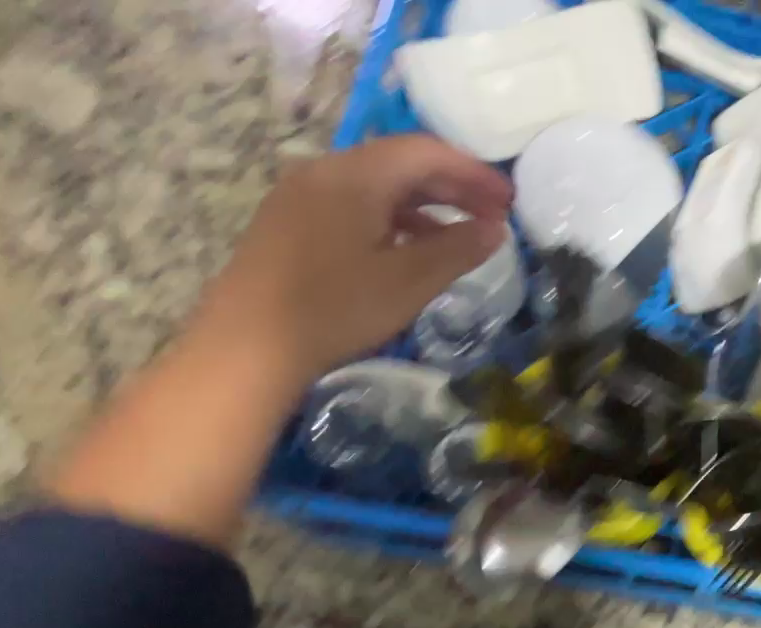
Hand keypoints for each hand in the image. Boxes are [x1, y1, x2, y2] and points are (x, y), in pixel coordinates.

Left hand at [188, 135, 514, 377]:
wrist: (251, 343)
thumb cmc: (336, 308)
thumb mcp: (408, 281)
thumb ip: (457, 249)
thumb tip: (496, 229)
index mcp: (354, 176)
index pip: (425, 152)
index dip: (473, 172)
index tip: (509, 200)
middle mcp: (325, 171)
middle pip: (400, 164)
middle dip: (453, 187)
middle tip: (495, 215)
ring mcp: (303, 195)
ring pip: (378, 185)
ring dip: (427, 205)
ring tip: (464, 235)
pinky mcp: (293, 221)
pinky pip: (356, 204)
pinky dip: (396, 219)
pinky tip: (415, 248)